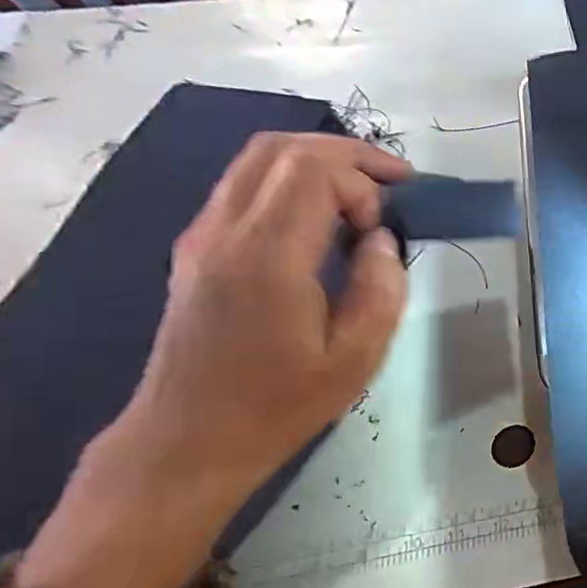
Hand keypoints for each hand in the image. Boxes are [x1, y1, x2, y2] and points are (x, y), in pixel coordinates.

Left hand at [121, 133, 412, 489]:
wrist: (189, 438)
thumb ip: (381, 289)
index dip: (364, 184)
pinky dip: (293, 182)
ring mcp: (203, 237)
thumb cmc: (279, 404)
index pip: (313, 171)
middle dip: (347, 153)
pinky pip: (245, 186)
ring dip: (319, 162)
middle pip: (281, 149)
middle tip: (397, 179)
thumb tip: (381, 240)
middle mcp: (224, 232)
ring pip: (257, 160)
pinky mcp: (197, 250)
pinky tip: (326, 216)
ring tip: (367, 192)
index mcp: (266, 257)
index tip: (384, 233)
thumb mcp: (356, 358)